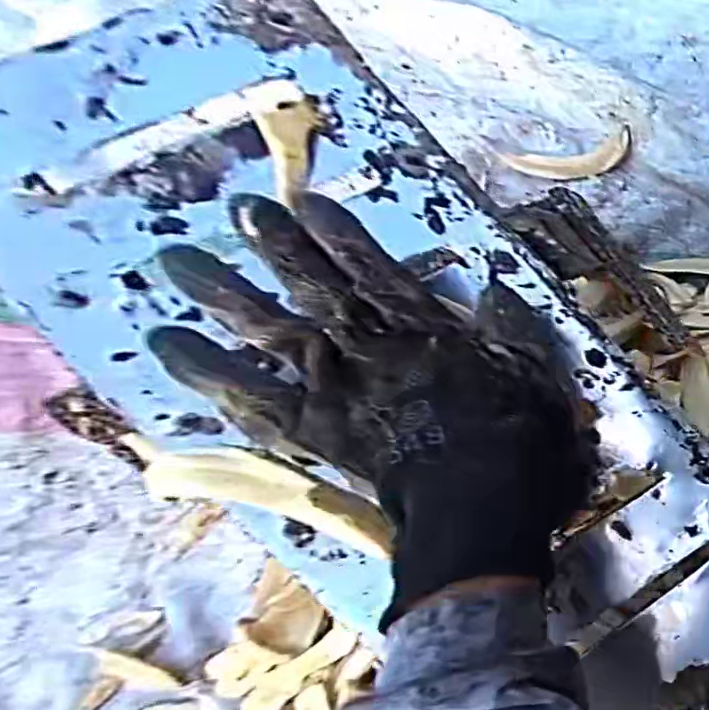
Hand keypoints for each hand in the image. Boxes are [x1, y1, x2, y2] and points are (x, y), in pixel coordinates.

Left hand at [147, 193, 597, 629]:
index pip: (381, 274)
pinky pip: (248, 397)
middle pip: (319, 290)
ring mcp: (336, 390)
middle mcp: (374, 350)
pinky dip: (205, 371)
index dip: (344, 238)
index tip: (310, 204)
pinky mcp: (313, 431)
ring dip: (222, 293)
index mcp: (432, 334)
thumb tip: (496, 289)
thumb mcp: (540, 377)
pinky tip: (169, 343)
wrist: (482, 504)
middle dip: (278, 248)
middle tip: (241, 209)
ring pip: (269, 332)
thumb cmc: (522, 441)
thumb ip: (516, 331)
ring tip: (178, 260)